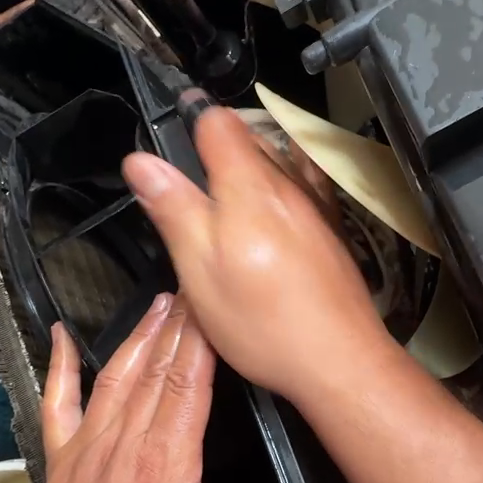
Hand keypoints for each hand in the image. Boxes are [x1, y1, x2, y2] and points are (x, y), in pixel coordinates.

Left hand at [21, 294, 351, 482]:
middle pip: (156, 369)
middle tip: (193, 288)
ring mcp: (88, 449)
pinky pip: (58, 404)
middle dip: (177, 325)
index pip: (189, 382)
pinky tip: (59, 336)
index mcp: (167, 463)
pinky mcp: (61, 462)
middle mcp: (126, 445)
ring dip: (138, 337)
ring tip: (157, 304)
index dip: (202, 338)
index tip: (213, 303)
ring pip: (115, 377)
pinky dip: (59, 367)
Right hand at [120, 103, 393, 405]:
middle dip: (217, 161)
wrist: (341, 362)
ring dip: (249, 183)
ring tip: (231, 227)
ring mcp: (316, 208)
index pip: (217, 121)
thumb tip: (141, 163)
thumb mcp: (201, 273)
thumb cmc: (266, 326)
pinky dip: (281, 200)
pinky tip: (272, 232)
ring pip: (275, 170)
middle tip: (196, 206)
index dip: (190, 127)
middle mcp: (288, 186)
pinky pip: (302, 195)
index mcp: (248, 188)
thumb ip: (174, 211)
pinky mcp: (333, 233)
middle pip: (247, 142)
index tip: (175, 155)